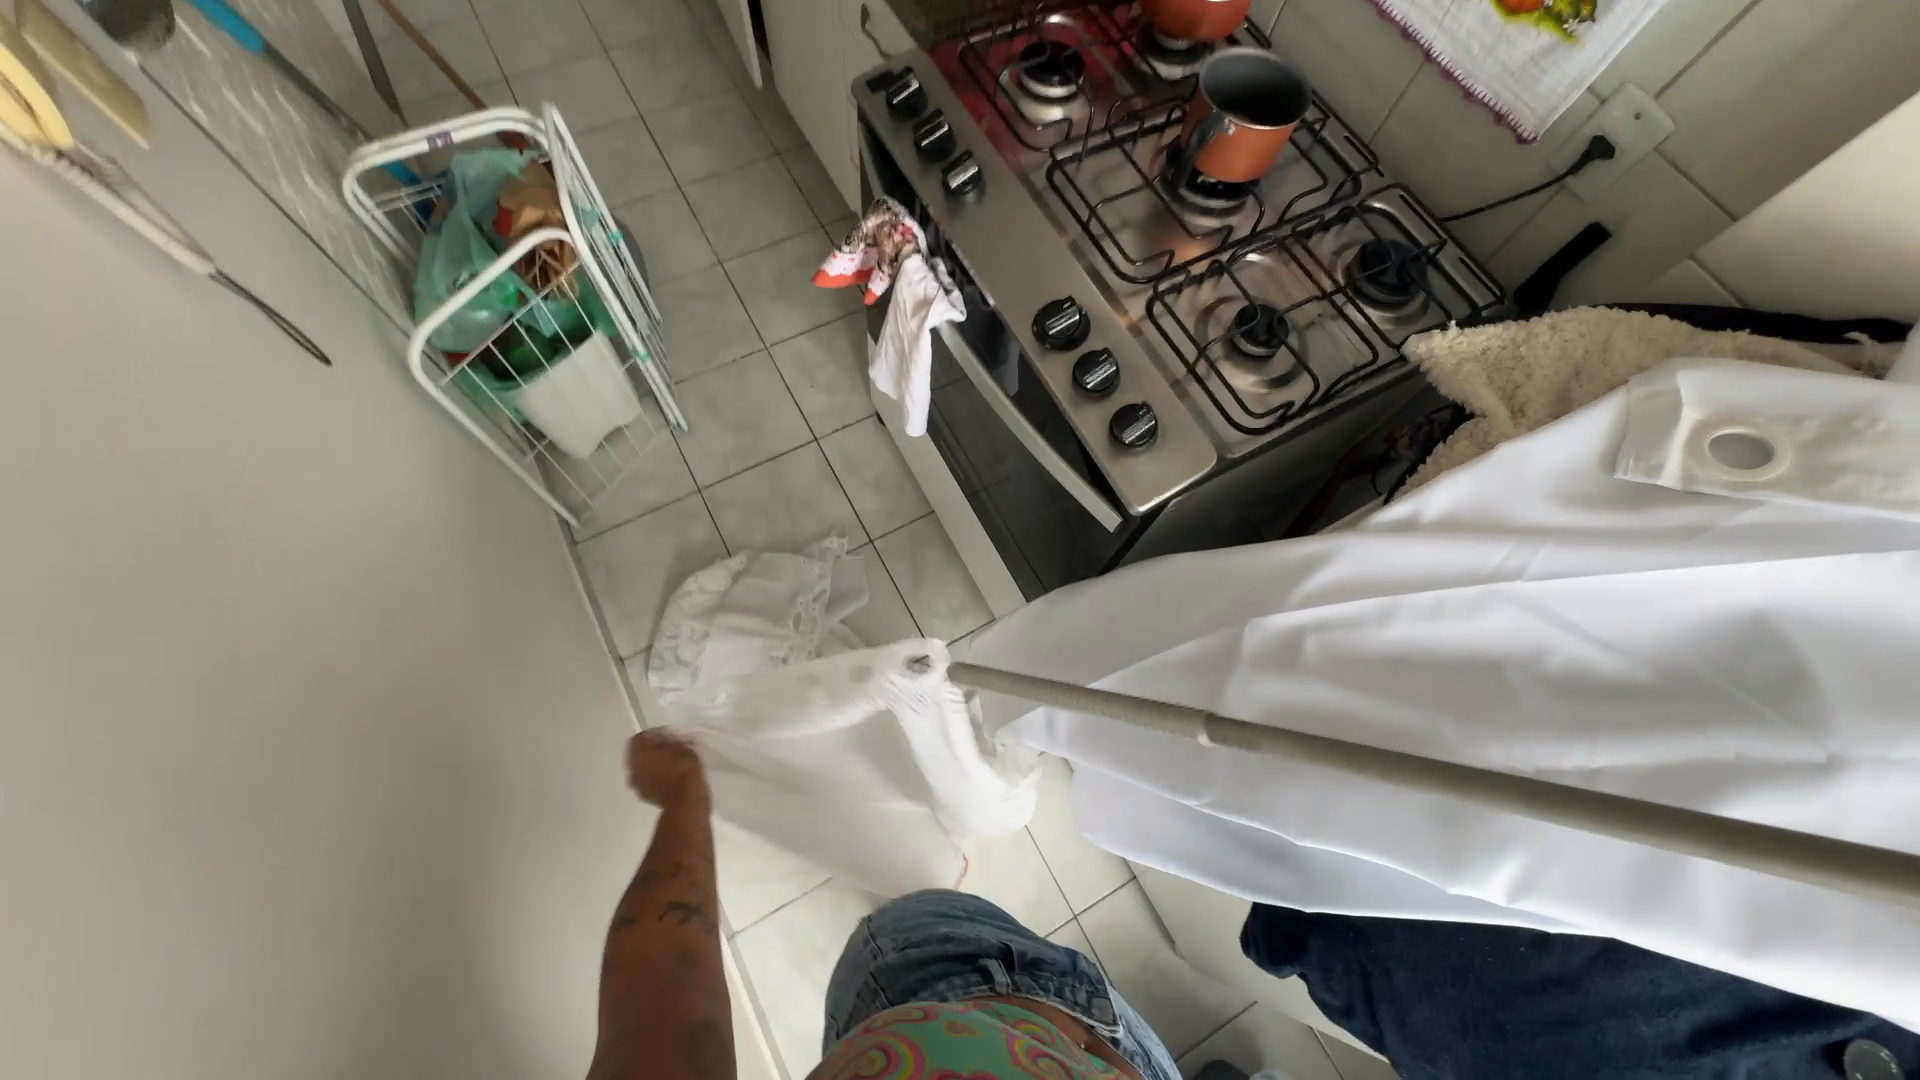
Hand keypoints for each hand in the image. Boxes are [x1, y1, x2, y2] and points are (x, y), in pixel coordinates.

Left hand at [627, 729, 708, 808]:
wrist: (686, 800)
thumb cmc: (683, 769)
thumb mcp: (680, 745)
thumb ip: (667, 741)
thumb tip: (662, 739)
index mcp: (638, 755)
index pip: (638, 738)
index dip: (652, 733)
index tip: (666, 734)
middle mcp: (632, 770)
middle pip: (639, 754)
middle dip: (651, 750)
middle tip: (668, 748)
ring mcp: (638, 785)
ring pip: (643, 769)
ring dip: (653, 764)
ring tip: (670, 763)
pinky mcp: (647, 796)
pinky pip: (649, 780)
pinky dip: (657, 776)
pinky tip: (671, 776)